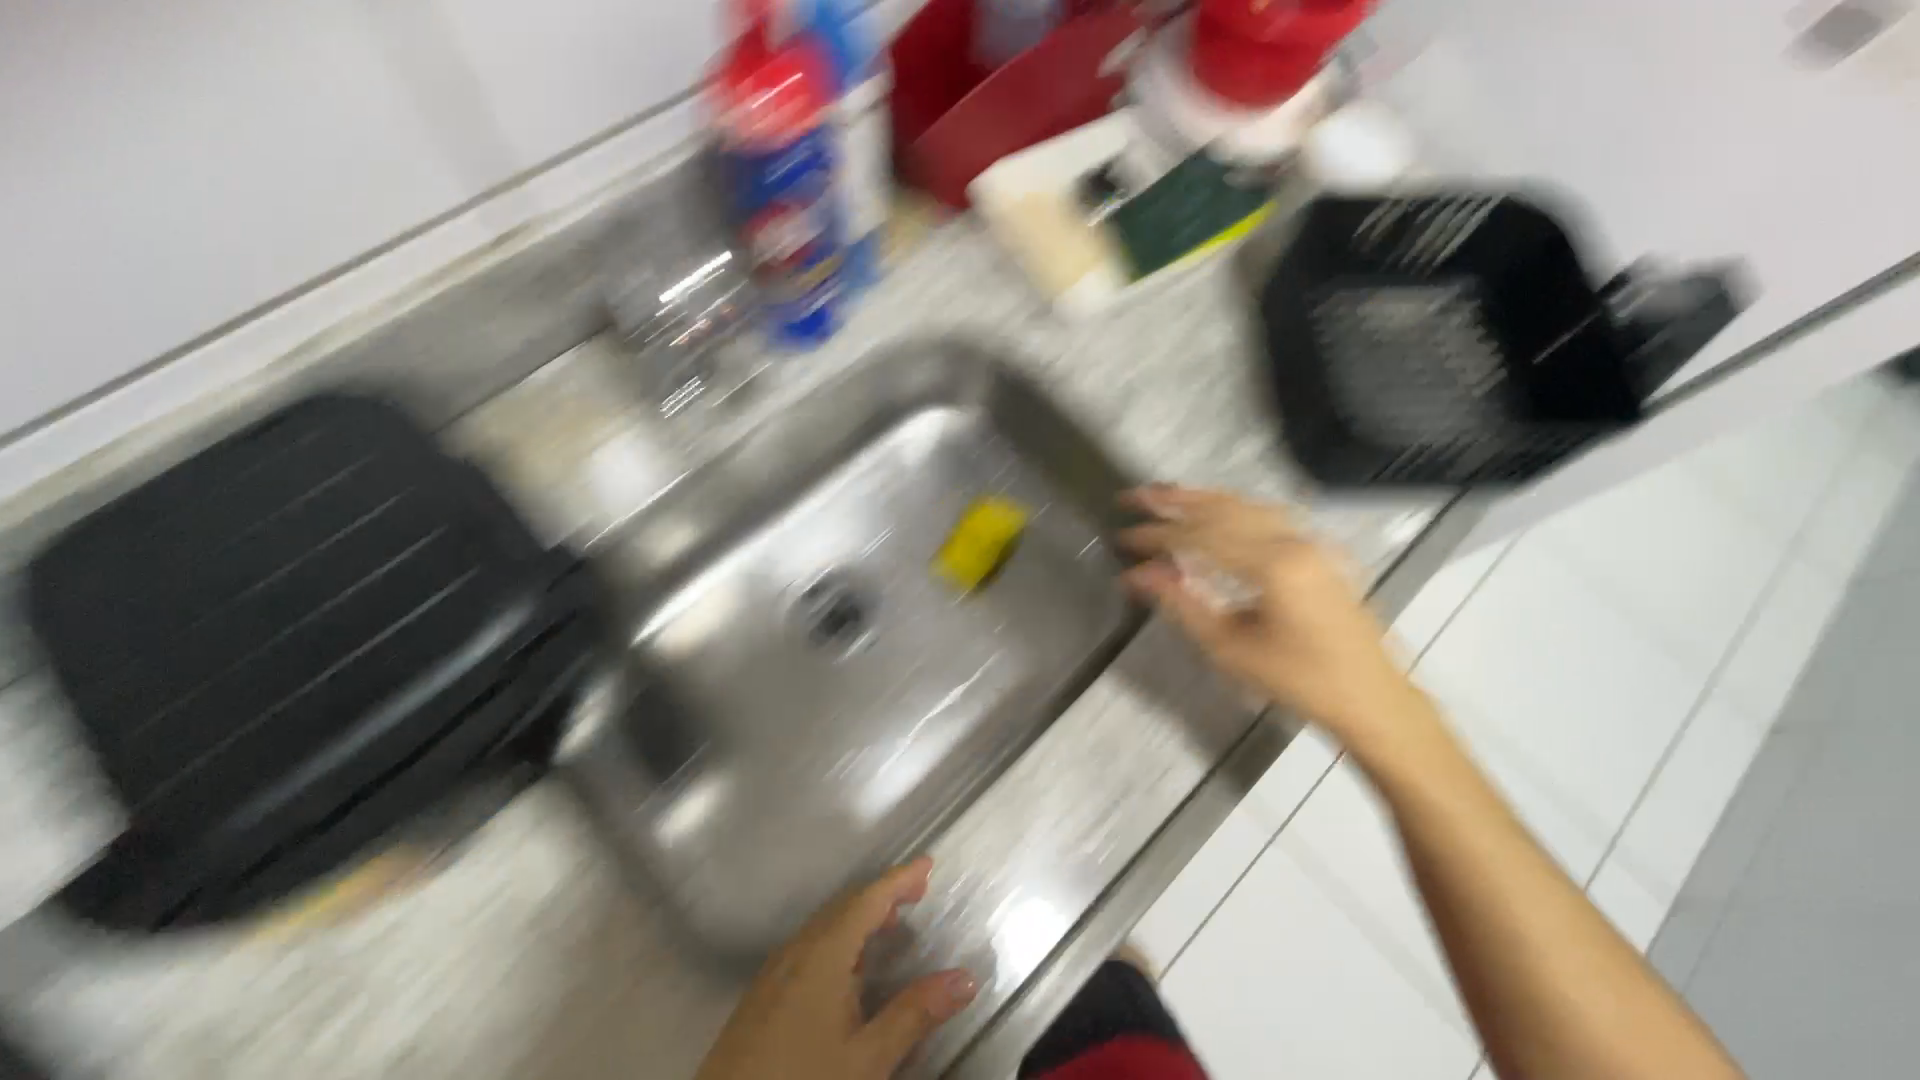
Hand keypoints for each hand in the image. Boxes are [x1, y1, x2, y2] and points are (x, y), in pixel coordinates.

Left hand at [695, 858, 978, 1079]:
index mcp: (822, 955)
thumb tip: (964, 978)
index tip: (927, 863)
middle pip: (843, 906)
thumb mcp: (867, 1058)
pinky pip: (807, 944)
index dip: (898, 879)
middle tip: (917, 890)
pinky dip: (838, 936)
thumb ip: (914, 1014)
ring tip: (889, 922)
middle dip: (882, 893)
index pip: (866, 901)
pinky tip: (847, 964)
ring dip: (859, 915)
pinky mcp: (762, 994)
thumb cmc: (802, 1079)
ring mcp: (774, 972)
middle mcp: (795, 952)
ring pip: (823, 925)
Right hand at [1119, 485, 1438, 760]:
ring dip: (1203, 498)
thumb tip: (1139, 575)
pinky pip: (1267, 514)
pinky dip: (1233, 507)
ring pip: (1246, 505)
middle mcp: (1291, 541)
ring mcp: (1309, 542)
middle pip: (1223, 508)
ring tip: (1165, 494)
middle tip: (1133, 496)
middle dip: (1175, 501)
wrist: (1370, 697)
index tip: (1123, 537)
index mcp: (1271, 565)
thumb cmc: (1297, 681)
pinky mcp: (1317, 550)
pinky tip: (1216, 510)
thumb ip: (1182, 604)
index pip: (1200, 537)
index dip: (1157, 535)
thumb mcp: (1230, 648)